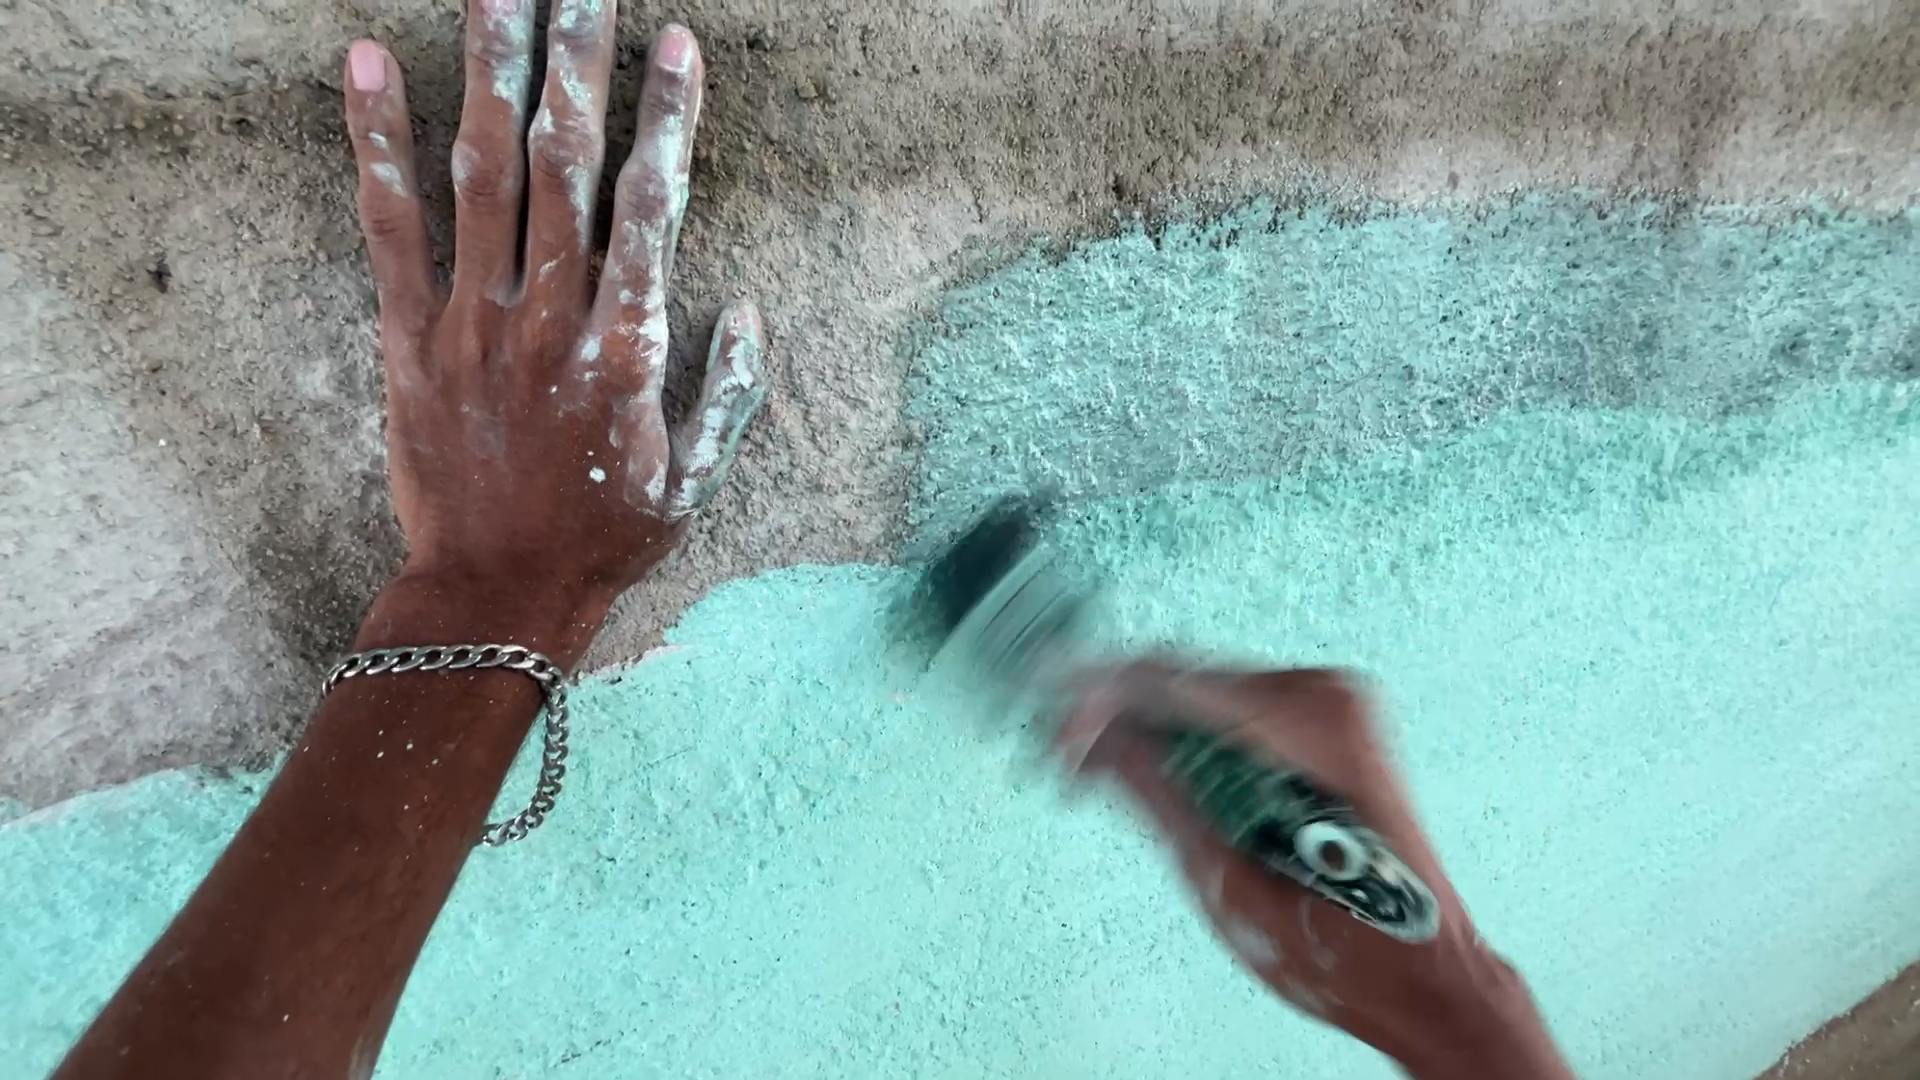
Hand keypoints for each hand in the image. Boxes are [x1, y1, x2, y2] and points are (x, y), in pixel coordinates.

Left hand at [340, 9, 764, 620]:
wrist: (502, 587)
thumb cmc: (611, 534)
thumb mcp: (700, 479)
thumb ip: (734, 393)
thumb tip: (750, 310)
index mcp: (630, 353)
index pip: (651, 212)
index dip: (667, 124)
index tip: (676, 47)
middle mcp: (553, 319)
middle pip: (564, 165)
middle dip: (577, 60)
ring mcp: (475, 323)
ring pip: (481, 174)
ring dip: (488, 68)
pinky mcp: (410, 340)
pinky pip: (389, 229)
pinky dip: (373, 143)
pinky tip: (364, 62)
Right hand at [1059, 664, 1572, 1079]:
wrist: (1424, 973)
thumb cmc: (1356, 948)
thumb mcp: (1227, 879)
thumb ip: (1157, 796)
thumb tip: (1097, 742)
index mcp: (1314, 729)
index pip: (1175, 683)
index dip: (1100, 695)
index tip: (1055, 713)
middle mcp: (1325, 698)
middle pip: (1181, 677)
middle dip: (1109, 708)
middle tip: (1061, 745)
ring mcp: (1324, 703)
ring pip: (1193, 685)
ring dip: (1134, 718)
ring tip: (1087, 756)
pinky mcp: (1314, 718)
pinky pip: (1219, 701)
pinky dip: (1171, 726)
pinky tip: (1138, 752)